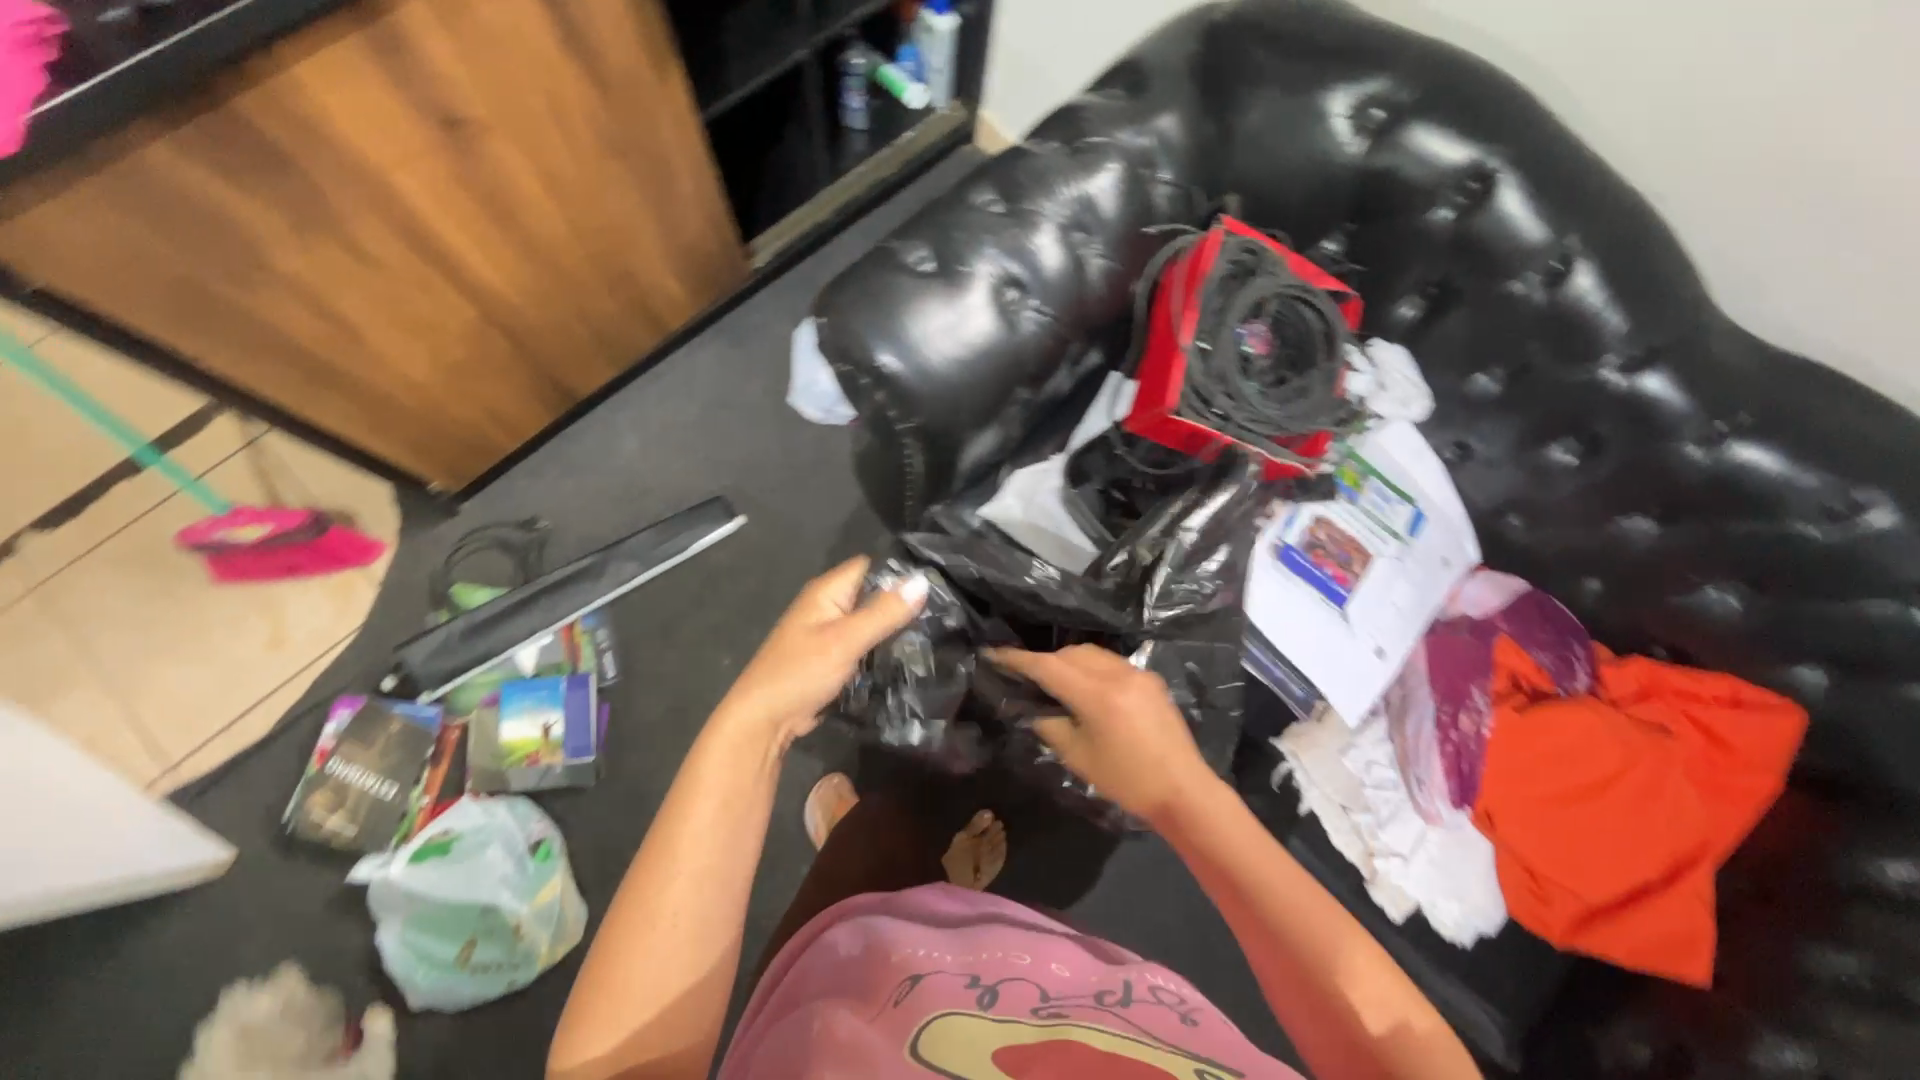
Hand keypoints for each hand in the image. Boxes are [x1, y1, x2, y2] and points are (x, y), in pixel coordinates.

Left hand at [716, 556, 926, 747]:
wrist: (765, 719)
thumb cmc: (800, 672)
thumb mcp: (846, 640)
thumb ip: (884, 612)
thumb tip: (923, 580)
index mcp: (827, 591)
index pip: (870, 566)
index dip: (900, 571)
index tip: (938, 582)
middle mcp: (828, 606)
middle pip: (873, 594)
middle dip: (903, 602)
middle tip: (943, 611)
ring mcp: (830, 633)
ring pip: (871, 622)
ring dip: (895, 628)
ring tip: (936, 631)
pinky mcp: (834, 658)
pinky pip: (865, 645)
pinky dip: (883, 649)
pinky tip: (910, 655)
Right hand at [987, 644, 1222, 824]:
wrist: (1183, 790)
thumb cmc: (1126, 781)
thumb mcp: (1077, 757)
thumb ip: (1050, 725)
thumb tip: (1032, 707)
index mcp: (1097, 696)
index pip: (1048, 666)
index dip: (1017, 659)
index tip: (993, 654)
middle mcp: (1118, 675)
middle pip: (1070, 653)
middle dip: (1044, 660)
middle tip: (1024, 676)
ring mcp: (1138, 674)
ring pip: (1092, 653)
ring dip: (1068, 661)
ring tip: (1054, 682)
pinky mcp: (1151, 680)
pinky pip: (1111, 663)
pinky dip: (1091, 668)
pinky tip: (1086, 688)